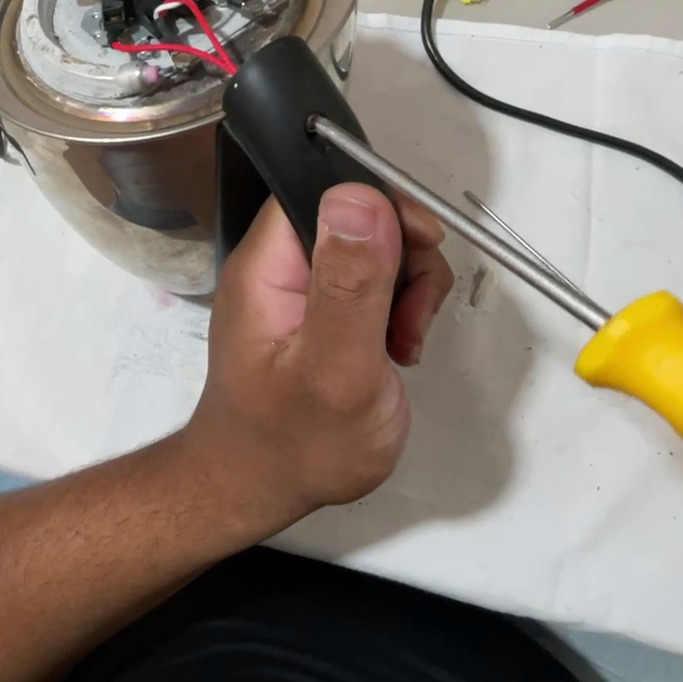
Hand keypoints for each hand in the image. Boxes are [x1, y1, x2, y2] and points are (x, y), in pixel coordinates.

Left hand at [183, 185, 453, 515]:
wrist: (264, 490)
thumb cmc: (294, 443)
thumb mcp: (335, 367)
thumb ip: (350, 284)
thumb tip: (358, 196)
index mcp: (266, 268)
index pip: (317, 191)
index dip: (375, 204)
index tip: (418, 244)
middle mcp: (279, 272)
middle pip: (356, 221)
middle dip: (402, 258)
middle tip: (407, 318)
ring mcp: (301, 296)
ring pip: (374, 255)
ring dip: (406, 293)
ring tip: (401, 344)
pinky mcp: (322, 319)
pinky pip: (372, 291)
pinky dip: (398, 315)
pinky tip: (397, 353)